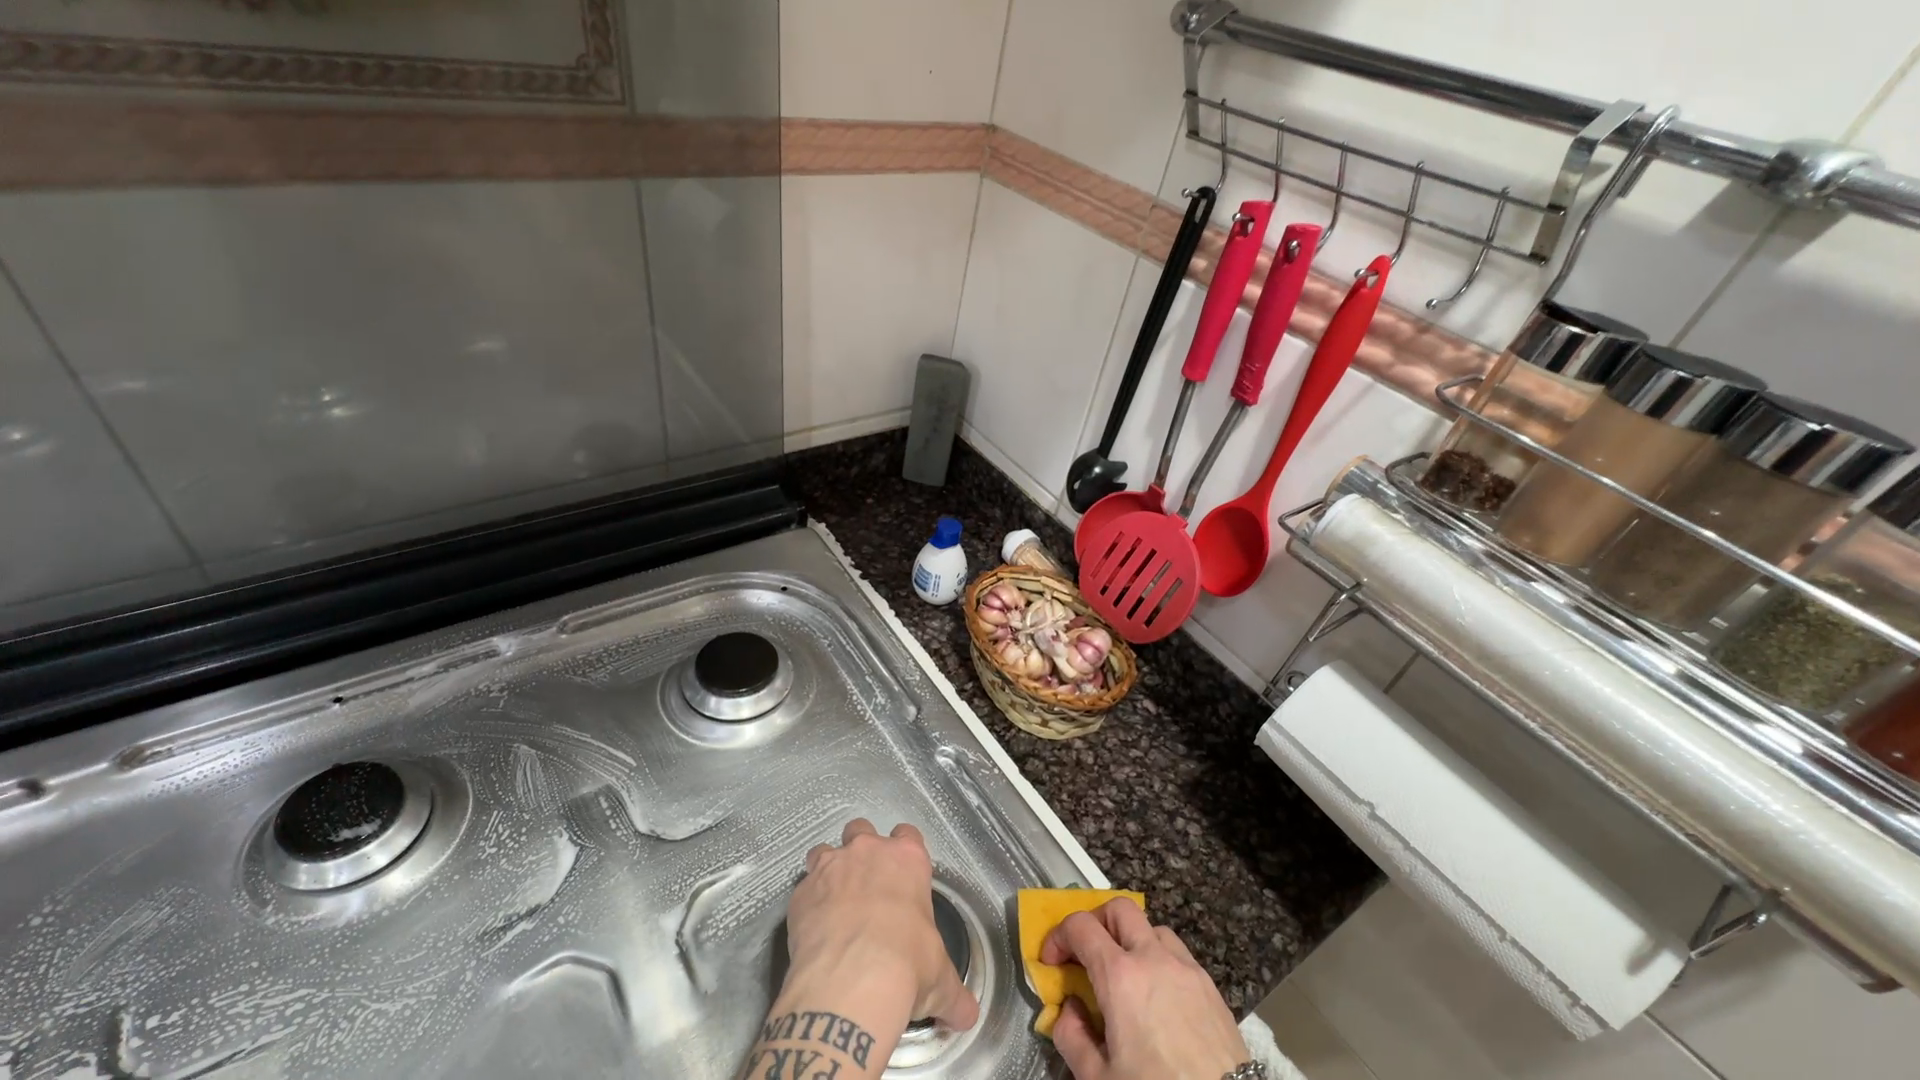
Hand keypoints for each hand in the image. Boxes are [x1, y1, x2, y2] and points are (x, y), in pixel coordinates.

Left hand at [787, 819, 979, 1031]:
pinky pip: (802, 889)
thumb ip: (954, 992)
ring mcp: (829, 868)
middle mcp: (866, 852)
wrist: (852, 982)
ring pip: (824, 850)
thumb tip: (967, 1014)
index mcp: (906, 859)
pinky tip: (813, 930)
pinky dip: (807, 904)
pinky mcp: (799, 893)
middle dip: (861, 850)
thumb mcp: (940, 980)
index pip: (908, 835)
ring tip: (833, 901)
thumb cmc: (906, 965)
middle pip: (861, 830)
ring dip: (828, 870)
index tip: (902, 872)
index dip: (904, 851)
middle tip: (865, 883)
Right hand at [1041, 897, 1247, 1079]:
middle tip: (1085, 954)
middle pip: (1120, 909)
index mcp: (1120, 976)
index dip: (1058, 937)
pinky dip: (1157, 959)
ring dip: (1129, 940)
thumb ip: (1071, 1036)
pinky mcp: (1210, 985)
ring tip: (1123, 976)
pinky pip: (1177, 953)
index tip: (1051, 963)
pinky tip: (1155, 996)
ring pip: (1151, 928)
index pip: (1081, 926)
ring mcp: (1186, 968)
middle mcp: (1154, 958)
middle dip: (1095, 922)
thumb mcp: (1097, 1078)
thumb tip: (1069, 1009)